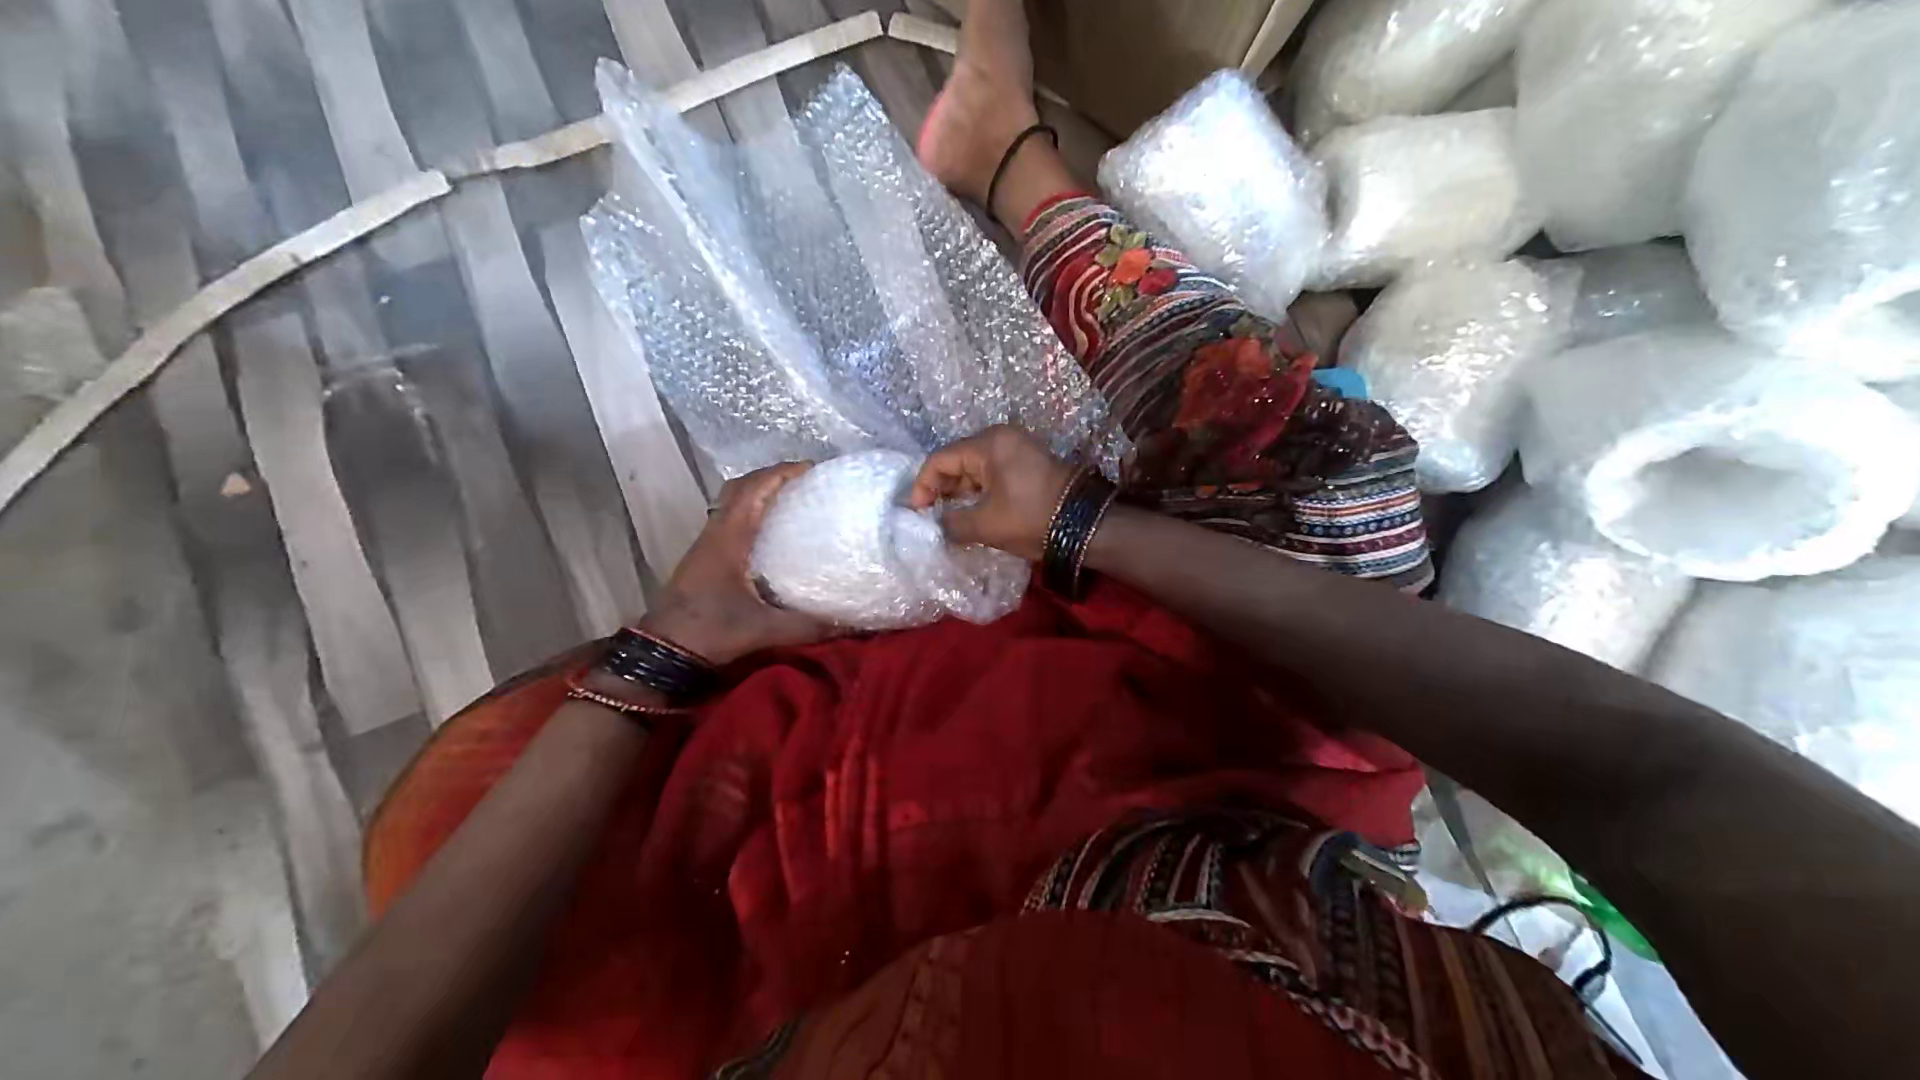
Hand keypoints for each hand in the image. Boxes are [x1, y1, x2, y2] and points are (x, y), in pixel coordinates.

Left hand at [639, 463, 833, 664]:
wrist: (665, 650)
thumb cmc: (712, 632)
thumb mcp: (765, 629)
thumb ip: (810, 626)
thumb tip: (852, 624)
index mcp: (729, 539)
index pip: (753, 491)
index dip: (780, 473)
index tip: (810, 469)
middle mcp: (716, 533)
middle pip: (740, 488)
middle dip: (771, 476)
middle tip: (804, 479)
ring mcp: (707, 544)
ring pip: (731, 501)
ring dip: (758, 491)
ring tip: (791, 497)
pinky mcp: (705, 556)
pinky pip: (729, 518)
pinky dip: (751, 510)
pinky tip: (771, 528)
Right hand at [909, 425, 1075, 560]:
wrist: (1086, 525)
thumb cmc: (1031, 519)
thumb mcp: (985, 524)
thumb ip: (951, 523)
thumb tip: (936, 525)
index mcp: (989, 443)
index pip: (940, 459)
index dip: (923, 486)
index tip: (917, 512)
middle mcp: (1002, 438)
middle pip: (957, 460)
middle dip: (941, 489)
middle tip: (931, 516)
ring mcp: (1017, 449)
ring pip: (975, 468)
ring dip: (960, 493)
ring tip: (950, 519)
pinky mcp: (1027, 464)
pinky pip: (992, 473)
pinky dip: (979, 492)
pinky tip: (972, 513)